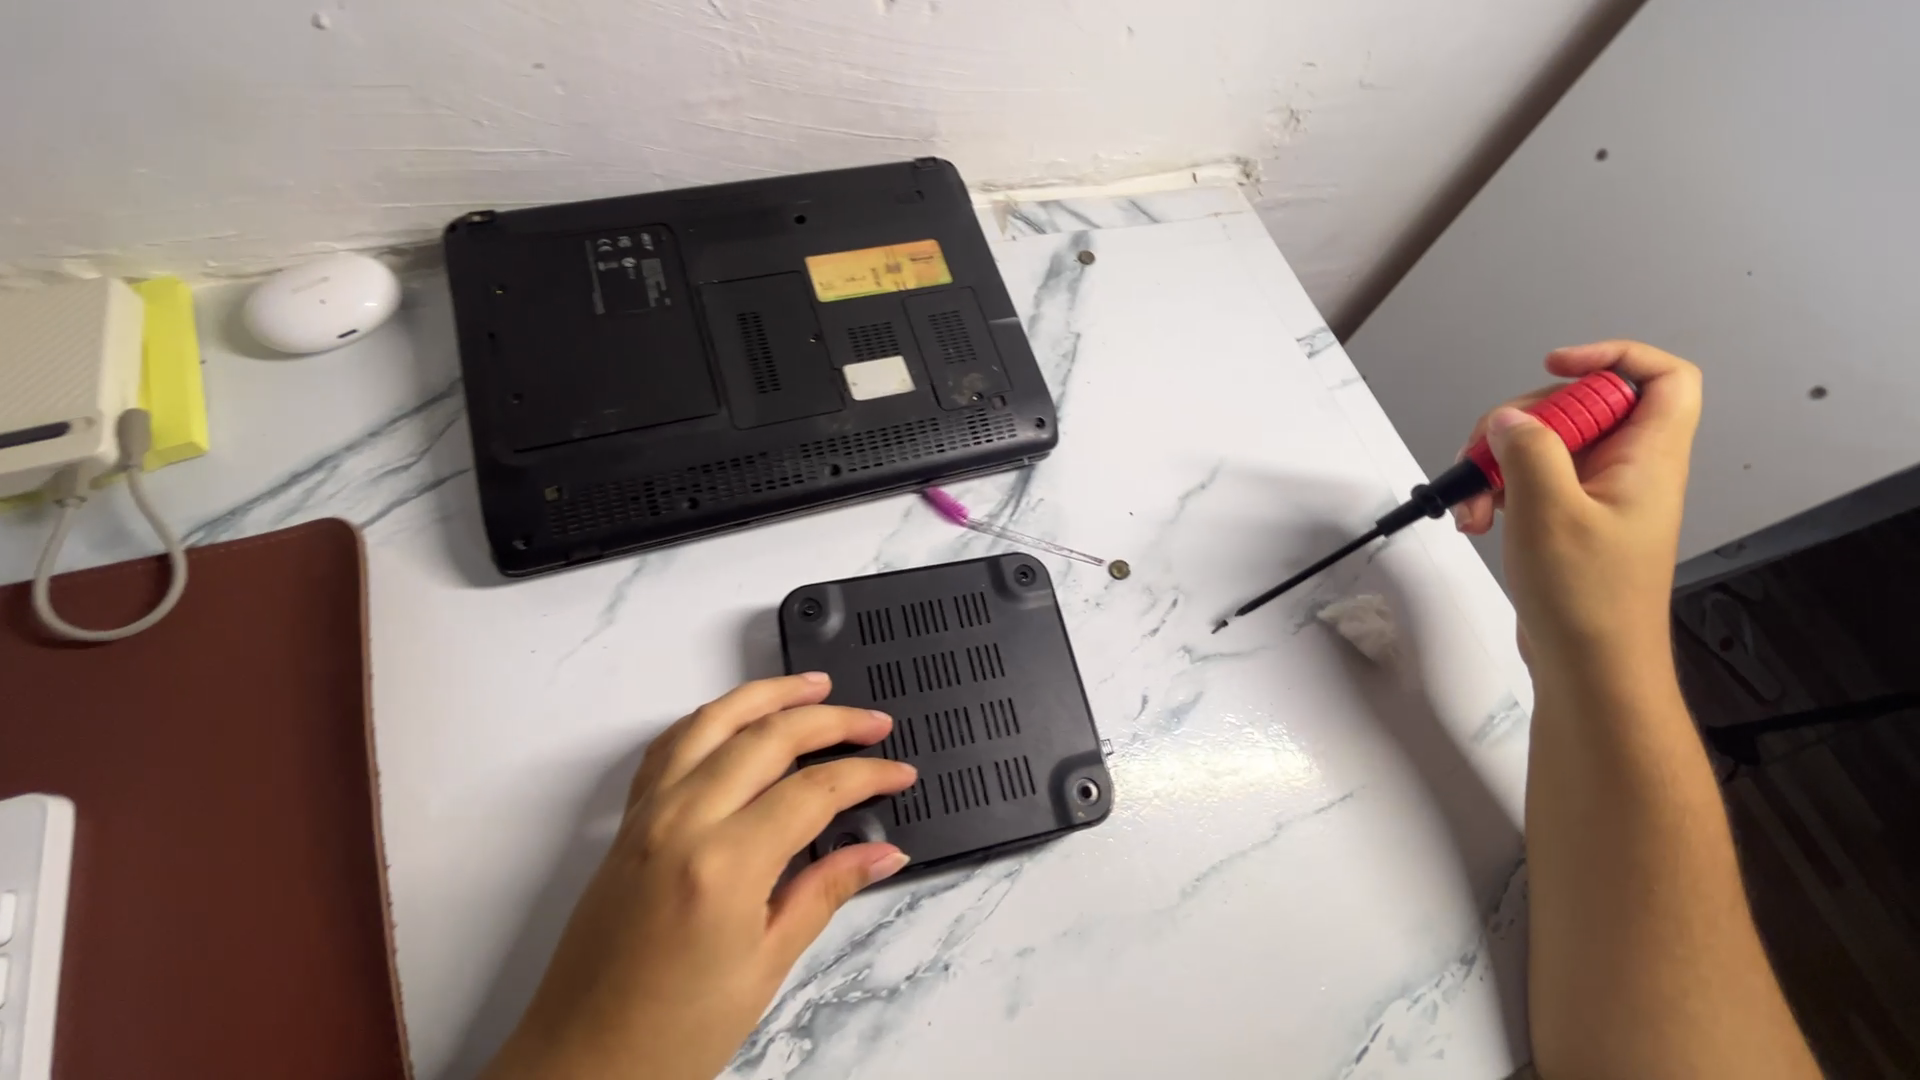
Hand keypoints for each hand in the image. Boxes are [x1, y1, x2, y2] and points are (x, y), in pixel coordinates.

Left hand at [484, 674, 916, 1079]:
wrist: (581, 1067)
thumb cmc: (673, 1033)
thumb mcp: (767, 964)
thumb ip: (826, 890)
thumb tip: (884, 853)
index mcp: (724, 864)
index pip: (814, 791)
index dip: (866, 774)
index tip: (899, 772)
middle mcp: (682, 822)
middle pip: (768, 738)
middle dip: (831, 719)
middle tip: (874, 722)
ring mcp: (648, 815)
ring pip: (713, 721)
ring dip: (768, 695)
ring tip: (812, 685)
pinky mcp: (628, 822)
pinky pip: (671, 745)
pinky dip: (711, 718)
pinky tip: (738, 717)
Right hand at [1452, 342, 1701, 680]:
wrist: (1588, 663)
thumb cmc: (1585, 594)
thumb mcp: (1550, 512)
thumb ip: (1530, 451)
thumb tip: (1510, 420)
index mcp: (1647, 459)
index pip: (1661, 378)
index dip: (1612, 357)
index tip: (1552, 367)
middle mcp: (1627, 470)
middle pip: (1577, 409)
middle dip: (1519, 425)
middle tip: (1484, 456)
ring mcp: (1595, 496)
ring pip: (1542, 448)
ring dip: (1496, 466)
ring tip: (1473, 505)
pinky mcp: (1566, 520)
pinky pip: (1529, 483)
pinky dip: (1496, 494)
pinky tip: (1477, 520)